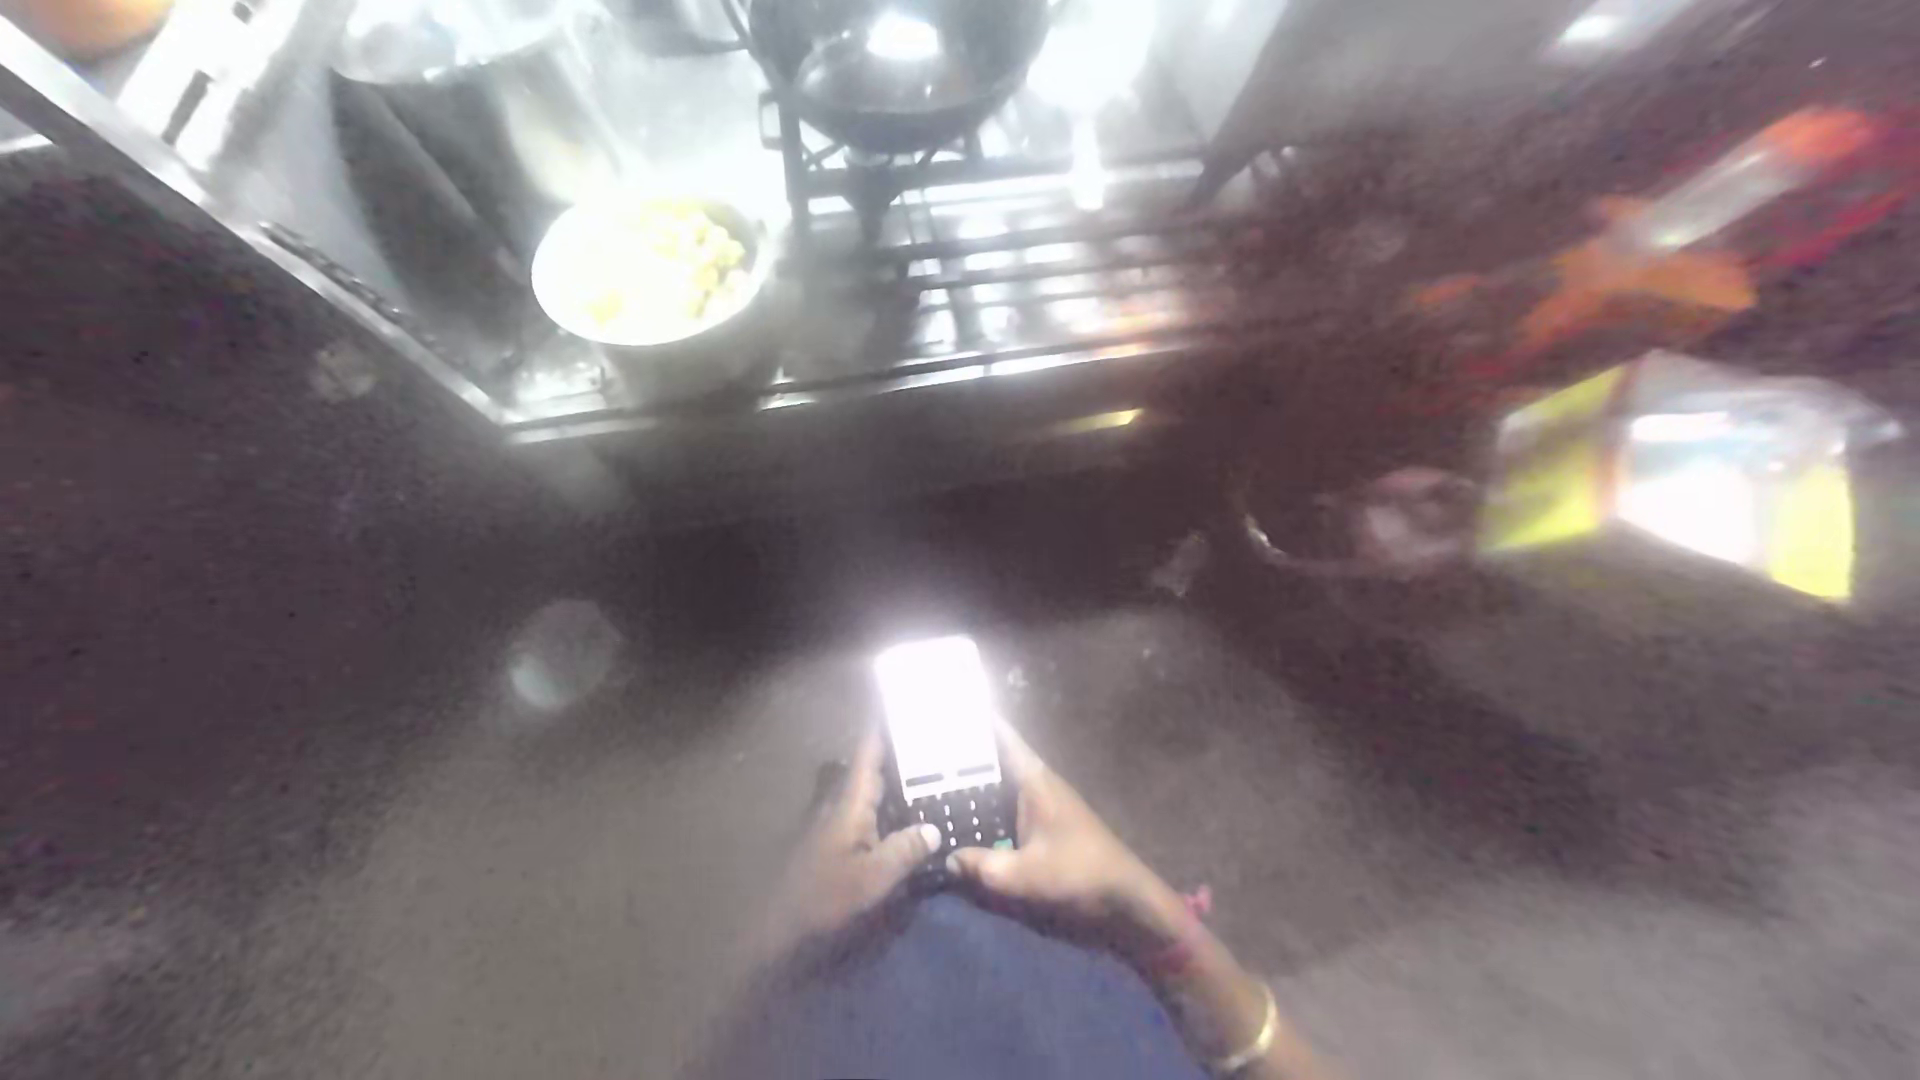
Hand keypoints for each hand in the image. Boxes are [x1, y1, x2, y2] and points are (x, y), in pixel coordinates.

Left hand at [760, 730, 941, 956]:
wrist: (777, 924)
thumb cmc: (824, 894)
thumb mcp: (872, 877)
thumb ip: (905, 850)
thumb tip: (935, 828)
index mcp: (852, 801)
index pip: (869, 752)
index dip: (883, 727)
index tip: (900, 704)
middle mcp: (842, 802)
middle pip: (871, 767)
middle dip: (897, 751)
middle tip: (930, 742)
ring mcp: (835, 819)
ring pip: (869, 788)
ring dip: (892, 779)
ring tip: (927, 774)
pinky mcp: (834, 838)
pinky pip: (866, 809)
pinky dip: (886, 804)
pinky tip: (906, 815)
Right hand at [947, 722, 1185, 957]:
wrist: (1124, 896)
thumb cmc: (1078, 873)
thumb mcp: (1024, 875)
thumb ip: (983, 866)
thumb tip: (946, 859)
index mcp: (1034, 779)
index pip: (1003, 735)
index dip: (978, 717)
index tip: (948, 704)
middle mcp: (1036, 781)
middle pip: (995, 756)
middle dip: (964, 750)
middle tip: (925, 745)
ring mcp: (1041, 800)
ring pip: (999, 779)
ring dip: (973, 778)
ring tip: (932, 774)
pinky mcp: (1042, 820)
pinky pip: (1005, 801)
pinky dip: (985, 802)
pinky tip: (961, 813)